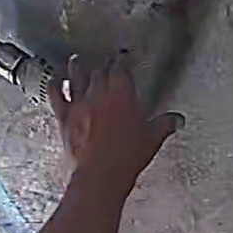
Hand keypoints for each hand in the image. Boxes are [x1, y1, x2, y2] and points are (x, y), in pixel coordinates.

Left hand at [48, 51, 179, 199]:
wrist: (100, 174)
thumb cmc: (126, 157)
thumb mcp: (152, 139)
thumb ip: (164, 125)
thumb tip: (177, 120)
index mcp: (122, 94)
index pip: (121, 67)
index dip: (123, 60)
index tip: (125, 58)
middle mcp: (99, 94)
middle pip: (99, 69)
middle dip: (103, 64)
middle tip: (106, 63)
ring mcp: (80, 103)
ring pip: (76, 75)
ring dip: (78, 66)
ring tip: (78, 59)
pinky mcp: (65, 116)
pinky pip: (56, 93)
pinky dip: (55, 83)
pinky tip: (56, 79)